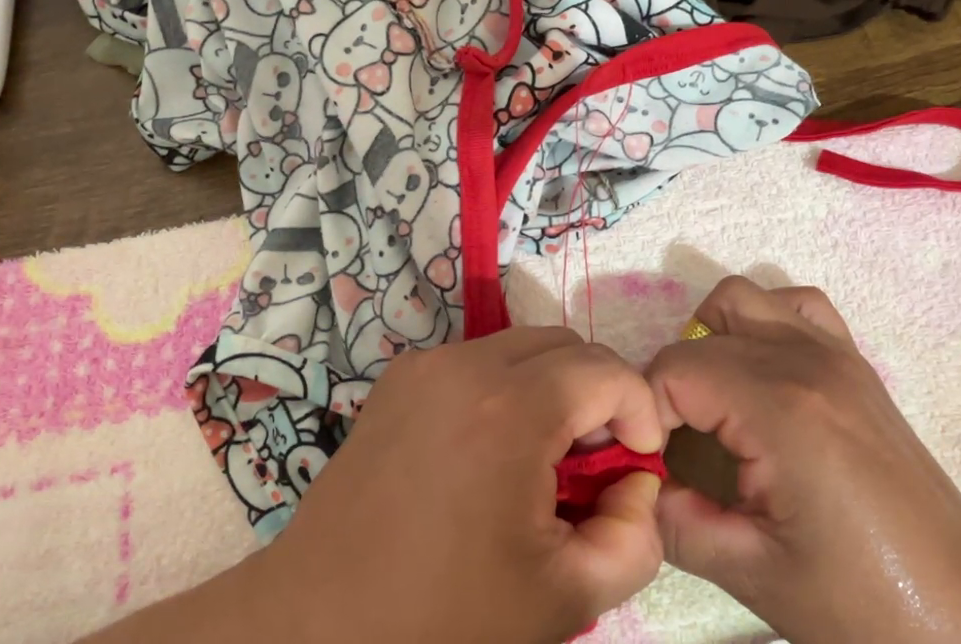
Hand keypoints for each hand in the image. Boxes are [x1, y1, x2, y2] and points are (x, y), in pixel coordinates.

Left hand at [259, 327, 665, 642]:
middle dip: (597, 393)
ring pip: (518, 348)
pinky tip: (491, 456)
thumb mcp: (566, 594)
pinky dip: (504, 390)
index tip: (635, 466)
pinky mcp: (394, 382)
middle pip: (563, 345)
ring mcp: (421, 367)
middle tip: (594, 463)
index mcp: (508, 408)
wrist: (321, 622)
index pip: (605, 370)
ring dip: (550, 389)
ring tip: (544, 463)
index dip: (639, 411)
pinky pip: (474, 362)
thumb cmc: (446, 614)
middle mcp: (462, 365)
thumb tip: (635, 483)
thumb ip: (635, 536)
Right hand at [648, 277, 960, 643]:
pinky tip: (764, 379)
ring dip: (711, 340)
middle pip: (698, 335)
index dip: (647, 415)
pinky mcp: (855, 364)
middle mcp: (805, 360)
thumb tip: (635, 482)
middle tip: (676, 449)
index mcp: (779, 408)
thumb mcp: (749, 571)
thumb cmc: (858, 597)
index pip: (672, 370)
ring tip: (713, 405)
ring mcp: (836, 354)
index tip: (654, 465)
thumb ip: (673, 520)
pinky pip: (796, 306)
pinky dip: (764, 324)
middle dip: (670, 386)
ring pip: (742, 299)